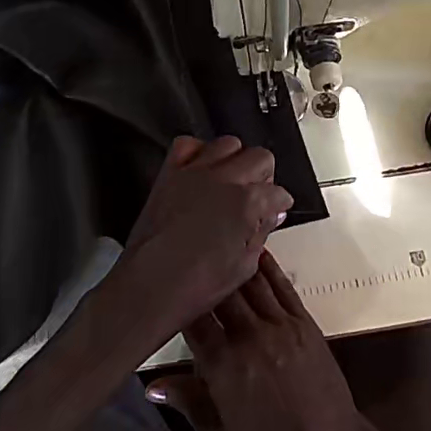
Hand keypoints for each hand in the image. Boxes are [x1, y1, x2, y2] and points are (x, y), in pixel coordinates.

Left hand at [110, 136, 293, 343]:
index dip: (281, 203)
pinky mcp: (169, 175)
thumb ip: (261, 232)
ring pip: (228, 144)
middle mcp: (223, 179)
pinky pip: (187, 145)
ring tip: (232, 179)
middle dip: (264, 175)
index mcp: (248, 202)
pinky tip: (201, 169)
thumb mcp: (244, 265)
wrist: (150, 285)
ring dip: (235, 159)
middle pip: (259, 157)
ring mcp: (195, 173)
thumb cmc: (195, 283)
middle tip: (259, 193)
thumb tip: (270, 216)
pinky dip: (197, 152)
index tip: (277, 208)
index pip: (278, 192)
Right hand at [148, 253, 380, 430]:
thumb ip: (187, 403)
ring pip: (251, 283)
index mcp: (222, 365)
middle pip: (221, 293)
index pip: (193, 318)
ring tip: (219, 239)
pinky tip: (257, 252)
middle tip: (190, 254)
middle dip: (205, 274)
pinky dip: (268, 268)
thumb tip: (151, 384)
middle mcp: (248, 336)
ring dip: (234, 262)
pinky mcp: (304, 323)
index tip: (168, 284)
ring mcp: (280, 326)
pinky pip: (283, 287)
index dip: (179, 299)